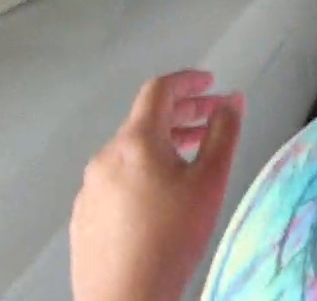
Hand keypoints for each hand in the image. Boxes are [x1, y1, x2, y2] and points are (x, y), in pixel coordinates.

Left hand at [71, 71, 245, 300]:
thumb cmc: (173, 235)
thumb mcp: (211, 178)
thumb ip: (224, 131)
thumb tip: (232, 99)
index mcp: (136, 141)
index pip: (159, 90)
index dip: (188, 80)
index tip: (212, 82)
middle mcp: (106, 157)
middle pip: (145, 119)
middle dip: (183, 112)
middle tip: (213, 118)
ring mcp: (90, 189)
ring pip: (131, 150)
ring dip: (165, 141)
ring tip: (193, 156)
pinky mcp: (83, 216)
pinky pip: (118, 176)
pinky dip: (144, 169)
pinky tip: (163, 194)